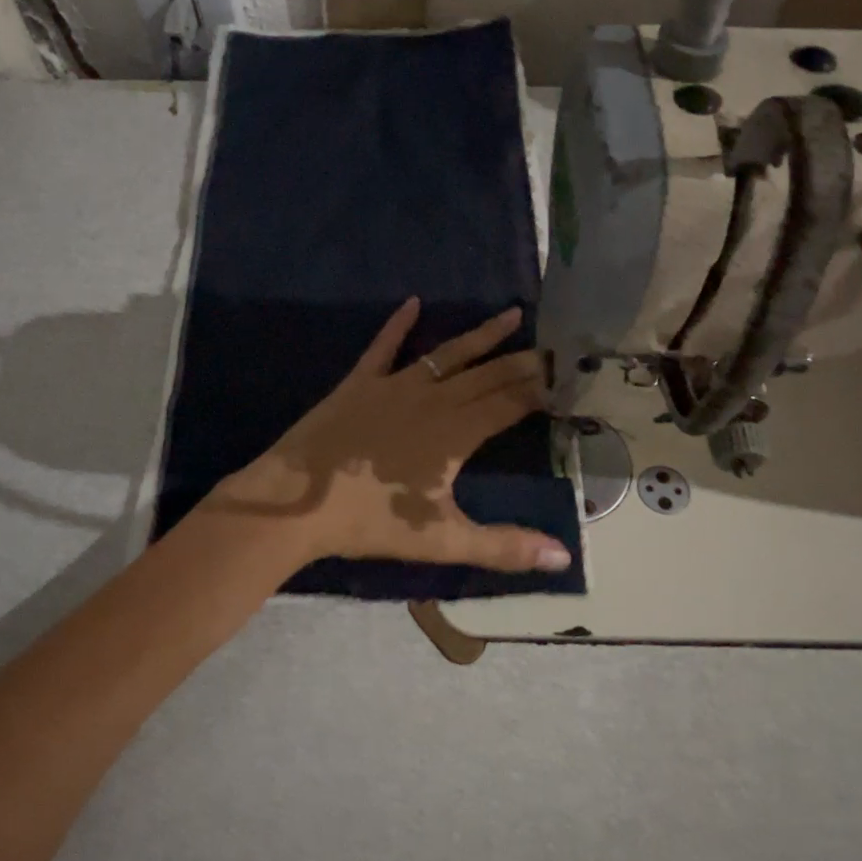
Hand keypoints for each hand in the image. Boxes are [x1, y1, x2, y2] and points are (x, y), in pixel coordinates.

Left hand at [202, 297, 570, 572]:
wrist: (295, 503)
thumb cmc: (370, 522)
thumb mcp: (442, 540)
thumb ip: (504, 547)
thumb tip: (563, 557)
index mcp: (456, 433)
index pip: (509, 404)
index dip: (539, 391)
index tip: (566, 378)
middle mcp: (432, 399)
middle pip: (486, 375)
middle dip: (522, 361)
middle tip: (552, 348)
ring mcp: (394, 386)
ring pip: (448, 354)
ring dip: (481, 335)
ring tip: (512, 314)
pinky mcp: (359, 383)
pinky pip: (384, 347)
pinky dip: (399, 325)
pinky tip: (413, 302)